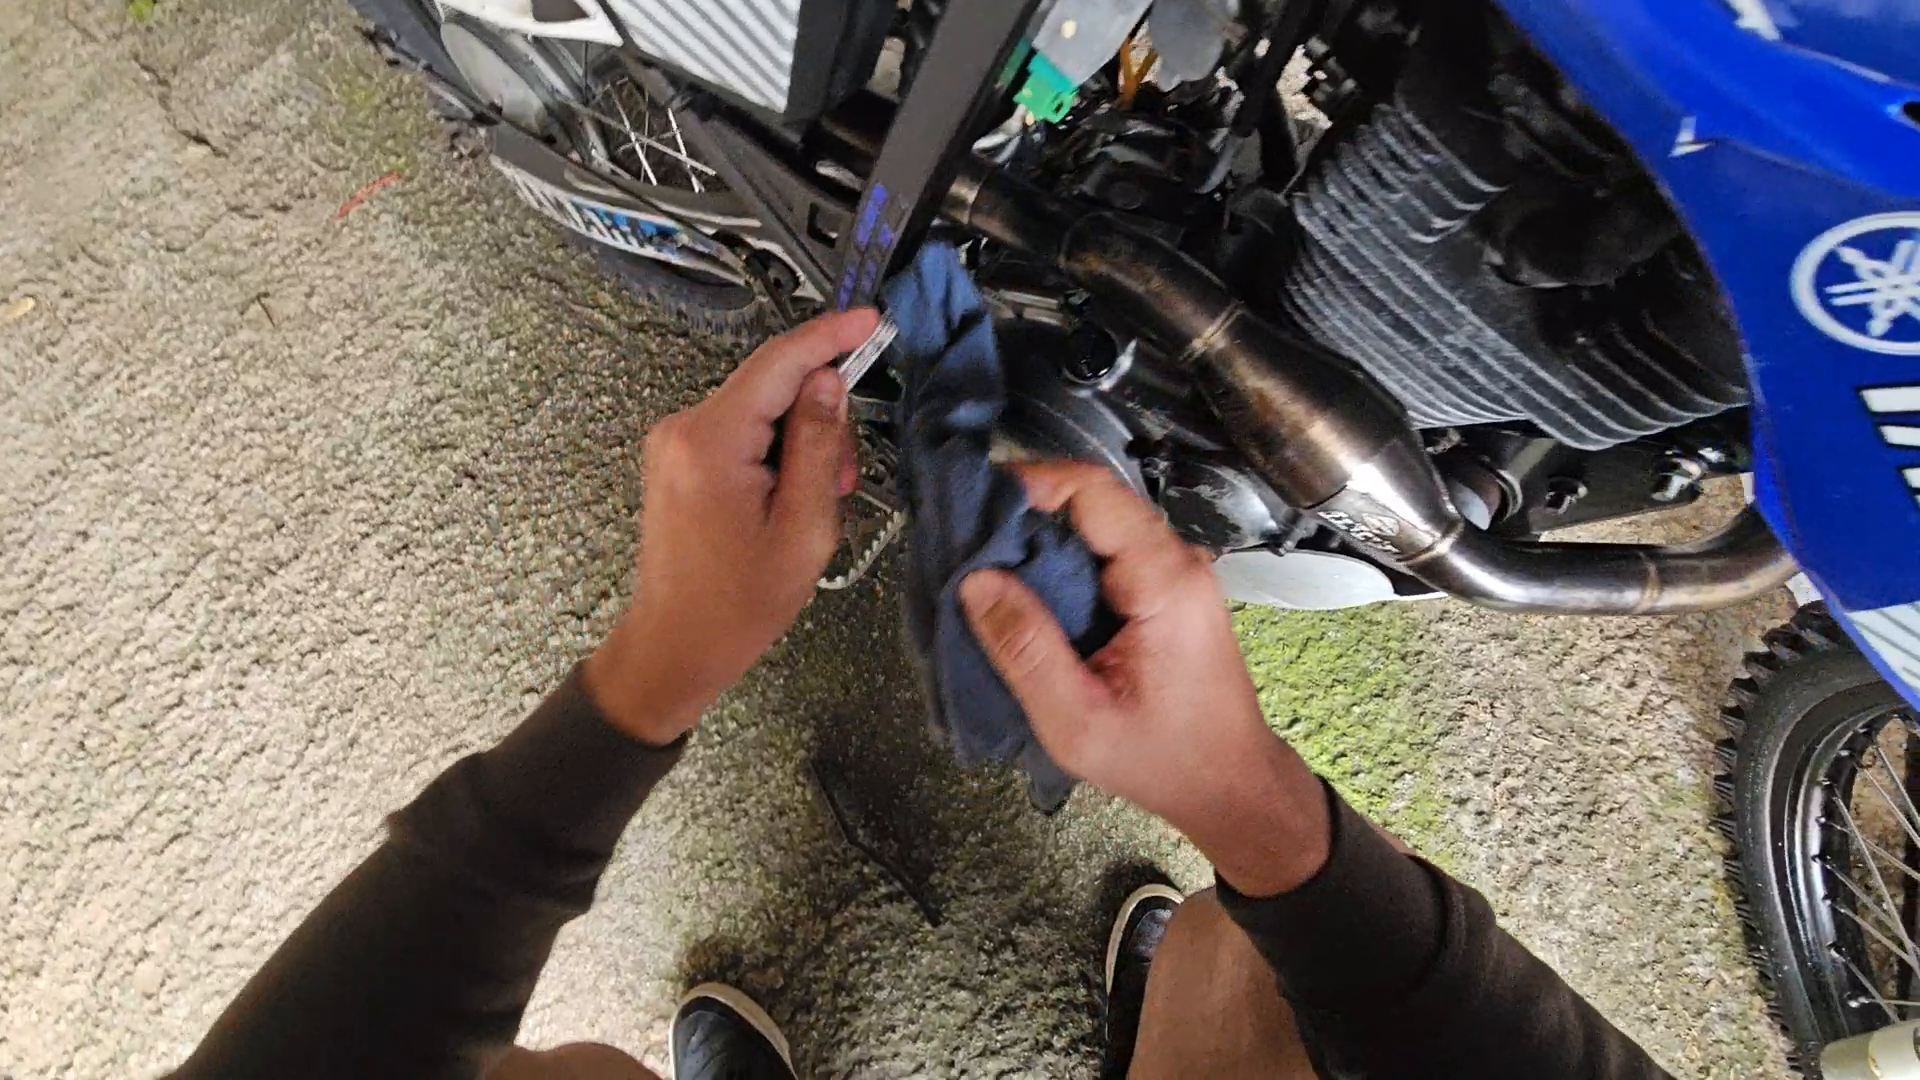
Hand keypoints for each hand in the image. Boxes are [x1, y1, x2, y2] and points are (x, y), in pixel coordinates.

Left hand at [584, 308, 880, 745]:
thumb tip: (827, 384)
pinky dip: (778, 452)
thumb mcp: (802, 528)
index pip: (779, 364)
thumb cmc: (740, 602)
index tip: (869, 320)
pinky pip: (743, 432)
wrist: (677, 644)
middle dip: (821, 418)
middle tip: (846, 478)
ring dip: (802, 441)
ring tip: (818, 500)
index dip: (830, 336)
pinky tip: (792, 494)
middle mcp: (683, 429)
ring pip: (761, 410)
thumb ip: (818, 447)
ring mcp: (676, 442)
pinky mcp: (680, 459)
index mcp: (711, 442)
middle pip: (772, 387)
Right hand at [958, 463, 1331, 895]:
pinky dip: (1063, 559)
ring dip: (1043, 536)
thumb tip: (975, 579)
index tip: (977, 505)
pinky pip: (1108, 551)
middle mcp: (1176, 560)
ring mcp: (1175, 571)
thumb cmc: (1161, 759)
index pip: (1095, 491)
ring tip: (987, 562)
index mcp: (1163, 580)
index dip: (1033, 483)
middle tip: (969, 540)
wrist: (1231, 784)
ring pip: (1099, 524)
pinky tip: (1027, 586)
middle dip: (1028, 511)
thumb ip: (1027, 649)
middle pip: (1095, 501)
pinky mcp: (1166, 587)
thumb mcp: (1077, 721)